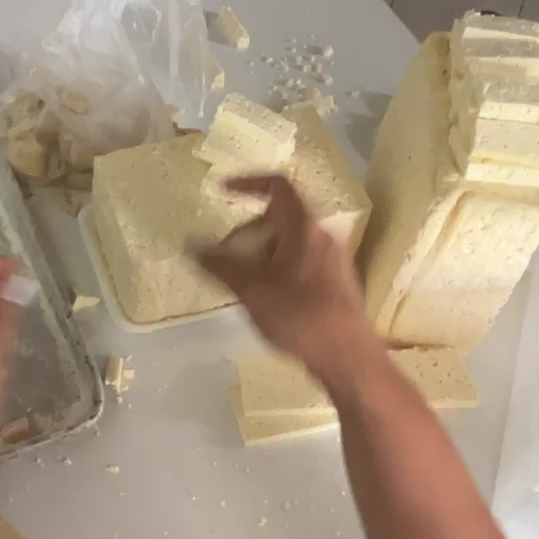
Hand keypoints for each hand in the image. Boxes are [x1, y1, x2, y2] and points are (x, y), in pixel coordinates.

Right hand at [194, 175, 381, 384]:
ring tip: (244, 280)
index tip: (223, 192)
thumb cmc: (299, 317)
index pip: (276, 186)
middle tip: (228, 252)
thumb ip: (220, 266)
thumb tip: (192, 246)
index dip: (247, 183)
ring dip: (263, 253)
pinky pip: (302, 262)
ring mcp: (333, 259)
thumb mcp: (252, 291)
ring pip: (292, 242)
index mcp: (304, 226)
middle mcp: (323, 234)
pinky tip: (268, 298)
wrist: (346, 355)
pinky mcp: (336, 282)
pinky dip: (279, 268)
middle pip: (282, 217)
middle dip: (249, 230)